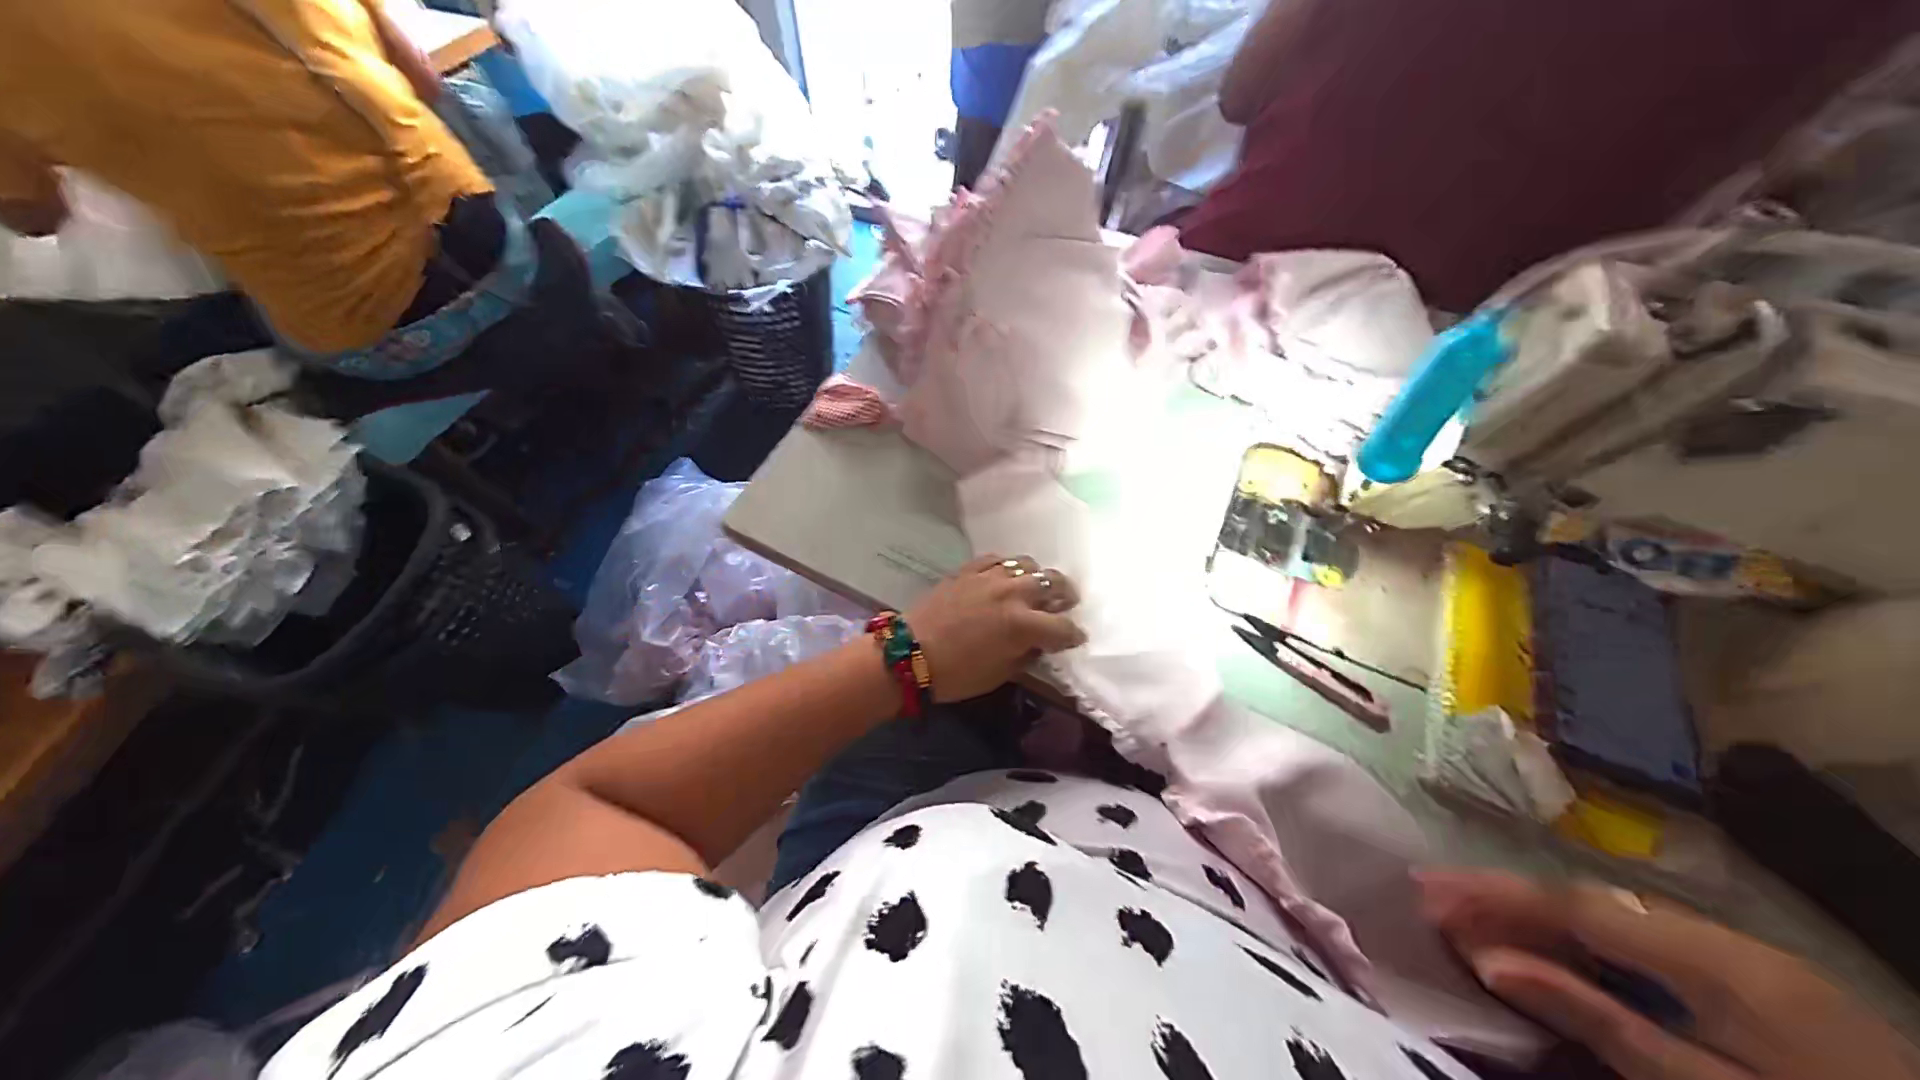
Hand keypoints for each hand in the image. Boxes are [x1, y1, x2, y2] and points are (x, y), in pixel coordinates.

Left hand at [903, 553, 1084, 702]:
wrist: (909, 654)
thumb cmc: (956, 674)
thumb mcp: (1000, 674)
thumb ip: (1026, 654)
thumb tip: (1038, 645)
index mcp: (1023, 625)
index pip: (1063, 627)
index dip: (1073, 635)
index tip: (1074, 639)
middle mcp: (1012, 593)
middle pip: (1053, 583)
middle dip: (1065, 595)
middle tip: (1065, 604)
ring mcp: (989, 577)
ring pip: (1027, 564)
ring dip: (1037, 576)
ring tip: (1035, 587)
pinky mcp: (968, 570)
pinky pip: (997, 559)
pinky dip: (1007, 567)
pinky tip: (1005, 577)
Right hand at [1418, 869, 1919, 1079]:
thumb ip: (1597, 1020)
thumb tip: (1487, 959)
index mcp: (1713, 958)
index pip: (1574, 905)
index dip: (1492, 894)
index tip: (1422, 889)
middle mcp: (1720, 938)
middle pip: (1587, 900)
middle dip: (1505, 896)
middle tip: (1431, 897)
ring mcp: (1742, 958)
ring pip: (1609, 915)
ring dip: (1536, 915)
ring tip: (1470, 916)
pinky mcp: (1754, 984)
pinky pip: (1639, 941)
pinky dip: (1580, 940)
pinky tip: (1547, 948)